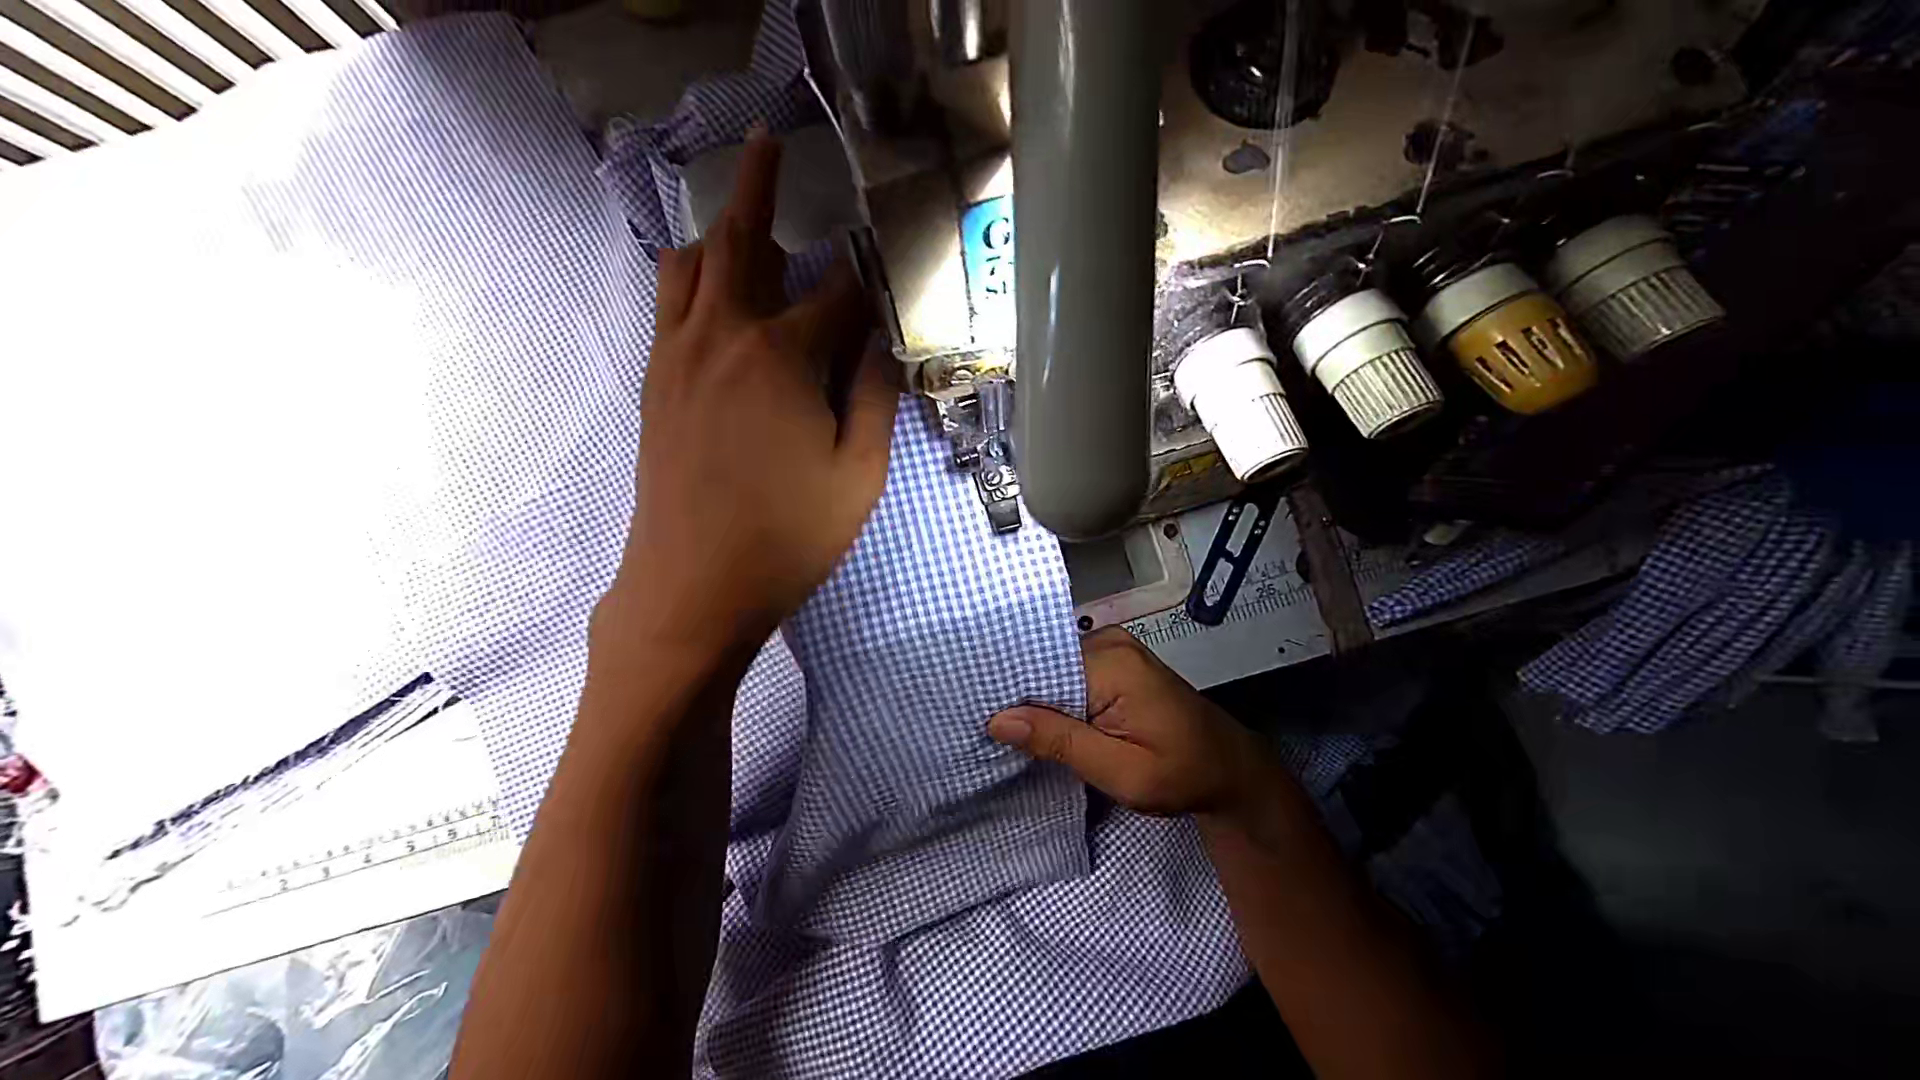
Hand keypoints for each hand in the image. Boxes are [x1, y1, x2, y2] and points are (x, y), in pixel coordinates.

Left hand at [606, 131, 899, 652]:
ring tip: (746, 224)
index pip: (836, 294)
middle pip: (742, 239)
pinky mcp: (655, 383)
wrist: (691, 586)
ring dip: (720, 232)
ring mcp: (677, 356)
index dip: (866, 282)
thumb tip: (882, 343)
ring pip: (690, 263)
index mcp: (780, 356)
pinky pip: (668, 303)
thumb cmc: (787, 537)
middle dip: (764, 188)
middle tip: (773, 145)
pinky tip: (712, 291)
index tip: (883, 270)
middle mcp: (722, 336)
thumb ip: (874, 398)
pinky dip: (690, 276)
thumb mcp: (858, 475)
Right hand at [987, 627, 1280, 816]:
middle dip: (1017, 696)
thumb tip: (997, 720)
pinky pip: (1068, 672)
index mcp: (1111, 662)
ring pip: (1052, 669)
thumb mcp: (1120, 771)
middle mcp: (1108, 641)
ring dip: (1034, 699)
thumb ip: (1059, 742)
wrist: (1228, 768)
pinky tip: (1036, 719)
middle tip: (981, 726)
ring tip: (1001, 725)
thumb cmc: (1181, 774)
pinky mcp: (1113, 659)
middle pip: (1043, 664)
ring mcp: (1112, 646)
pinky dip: (1052, 696)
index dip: (1006, 693)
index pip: (1038, 668)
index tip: (971, 714)